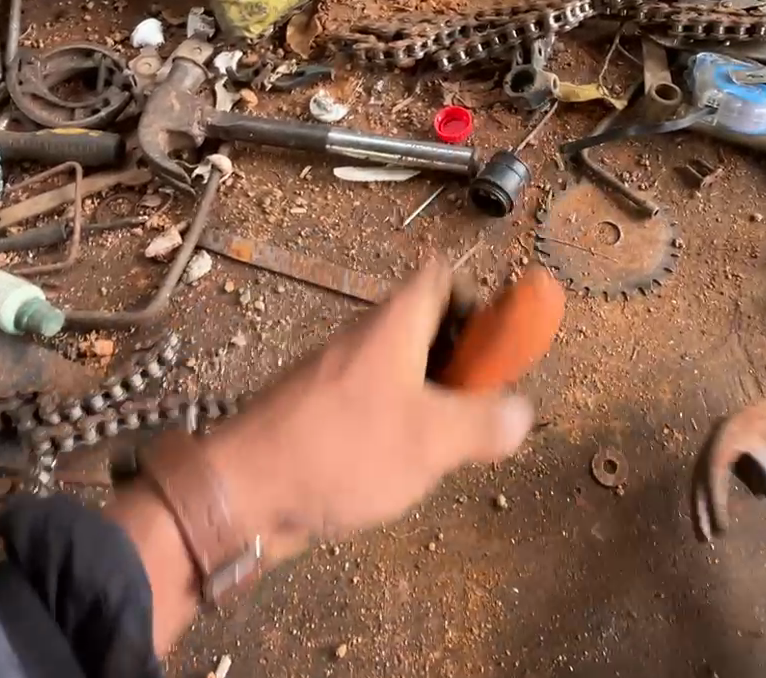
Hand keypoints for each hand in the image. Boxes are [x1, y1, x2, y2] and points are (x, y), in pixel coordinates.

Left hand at [204, 260, 540, 561]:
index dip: (475, 298)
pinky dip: (399, 417)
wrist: (244, 489)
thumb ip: (484, 423)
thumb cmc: (344, 449)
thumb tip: (520, 412)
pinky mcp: (322, 406)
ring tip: (446, 440)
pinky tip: (401, 463)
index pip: (440, 276)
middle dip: (462, 357)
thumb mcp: (431, 440)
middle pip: (426, 322)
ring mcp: (340, 371)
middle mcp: (367, 336)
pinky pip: (375, 396)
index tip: (495, 343)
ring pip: (403, 364)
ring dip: (433, 392)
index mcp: (395, 323)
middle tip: (478, 400)